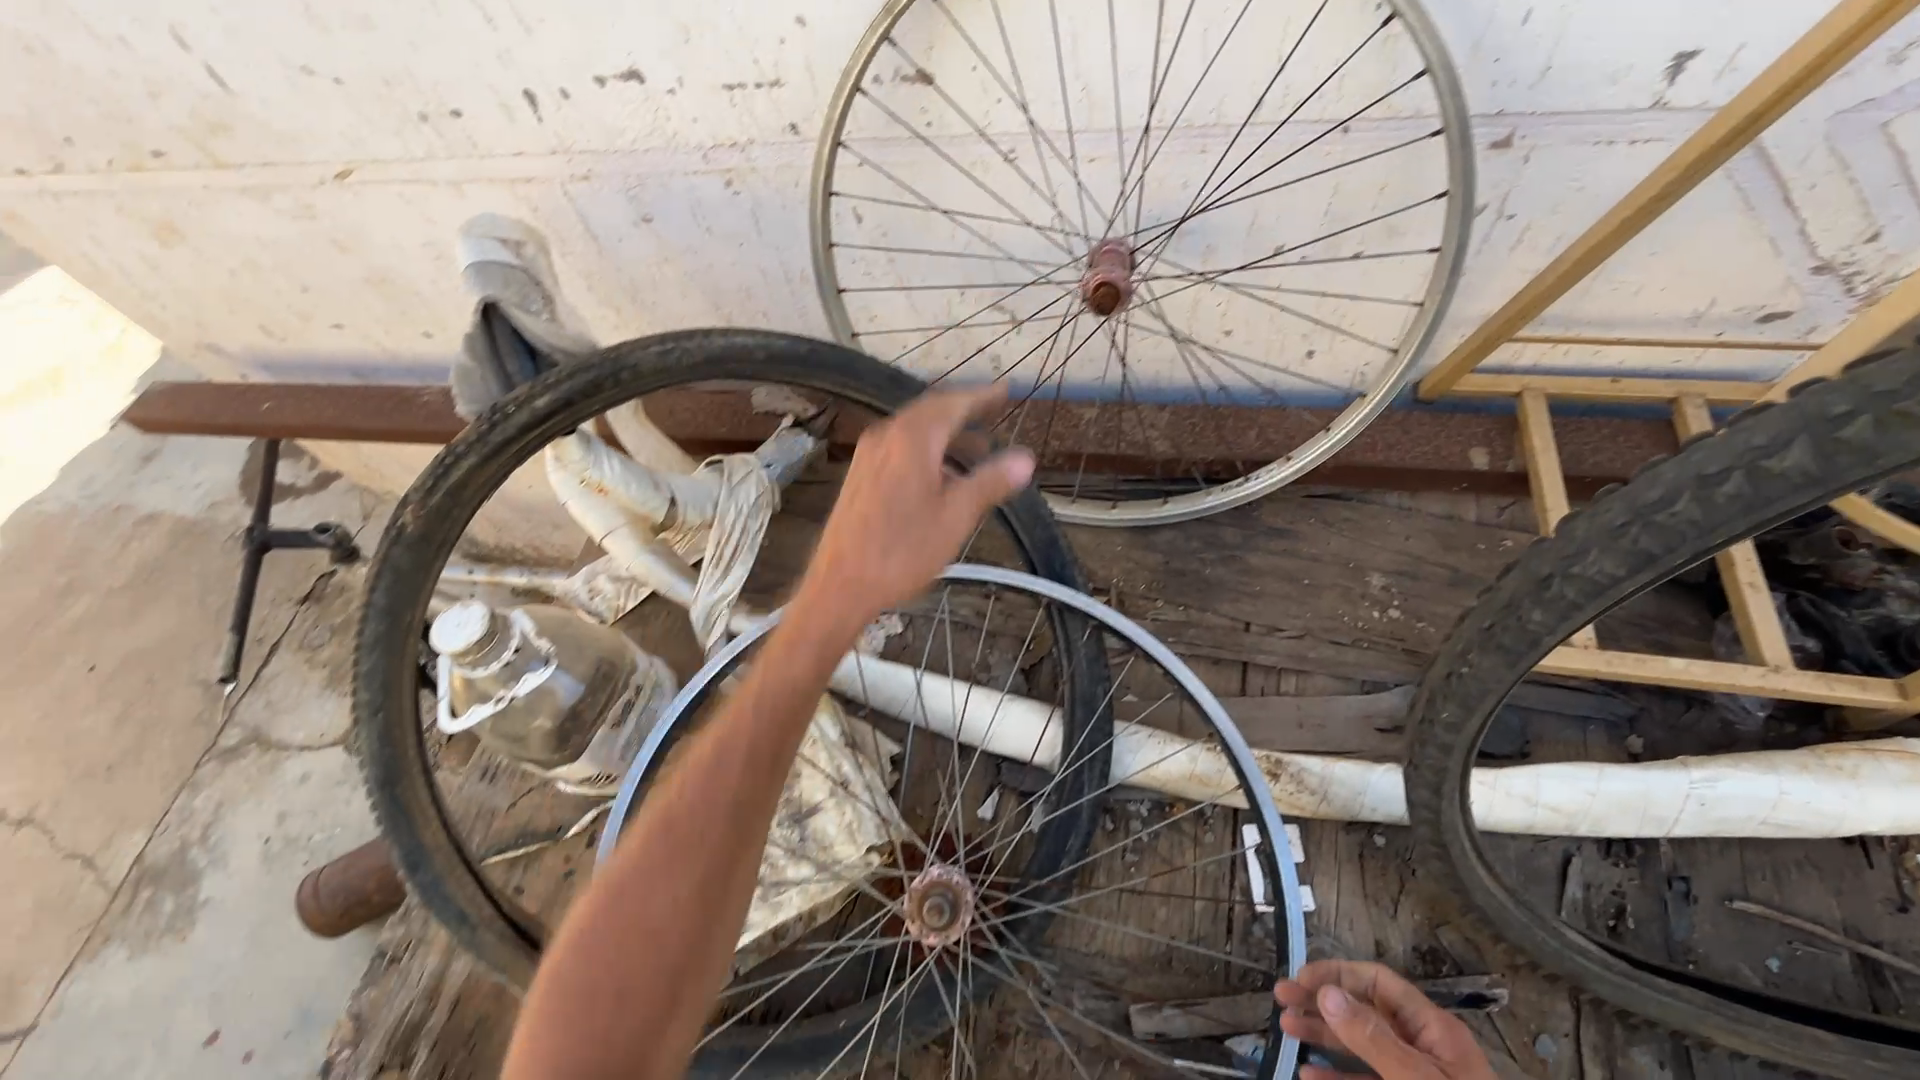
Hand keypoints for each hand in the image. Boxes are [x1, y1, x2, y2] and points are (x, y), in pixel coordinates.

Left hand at [796, 384, 1034, 633]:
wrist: (841, 584)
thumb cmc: (902, 551)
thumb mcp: (956, 516)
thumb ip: (991, 481)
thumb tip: (1026, 458)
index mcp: (912, 438)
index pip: (953, 402)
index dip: (982, 396)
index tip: (1006, 391)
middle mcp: (886, 436)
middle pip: (931, 412)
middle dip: (965, 412)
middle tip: (994, 412)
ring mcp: (869, 455)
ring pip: (915, 432)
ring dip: (947, 435)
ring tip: (978, 450)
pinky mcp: (861, 476)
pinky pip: (900, 449)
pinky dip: (927, 451)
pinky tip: (942, 477)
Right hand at [1275, 961, 1497, 1079]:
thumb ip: (1372, 1038)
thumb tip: (1327, 993)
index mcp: (1433, 1030)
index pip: (1378, 983)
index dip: (1337, 975)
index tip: (1300, 980)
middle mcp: (1423, 1048)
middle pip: (1364, 1012)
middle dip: (1321, 1003)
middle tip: (1280, 999)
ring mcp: (1415, 1079)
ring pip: (1361, 1047)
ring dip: (1322, 1037)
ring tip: (1286, 1031)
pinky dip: (1337, 1078)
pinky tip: (1309, 1077)